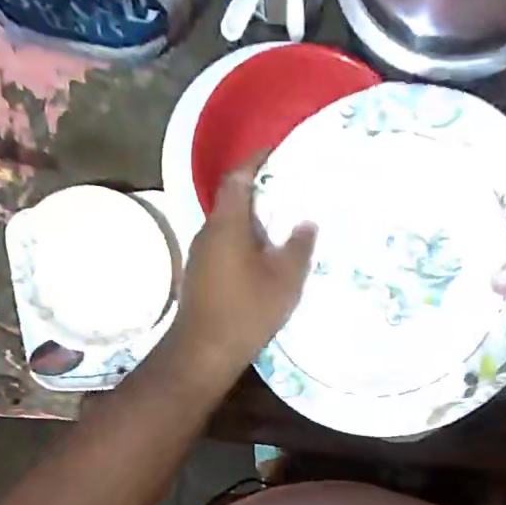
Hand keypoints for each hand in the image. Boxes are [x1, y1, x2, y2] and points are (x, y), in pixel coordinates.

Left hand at [165, 157, 316, 384]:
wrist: (202, 353)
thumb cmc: (245, 312)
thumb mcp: (284, 280)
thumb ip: (298, 246)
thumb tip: (306, 222)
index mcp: (227, 224)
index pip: (237, 177)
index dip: (255, 159)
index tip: (276, 151)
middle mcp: (207, 233)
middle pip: (232, 200)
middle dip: (259, 192)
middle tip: (290, 190)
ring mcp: (199, 256)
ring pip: (228, 226)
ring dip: (252, 221)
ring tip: (282, 225)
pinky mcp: (199, 276)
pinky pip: (224, 246)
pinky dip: (244, 243)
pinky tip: (263, 258)